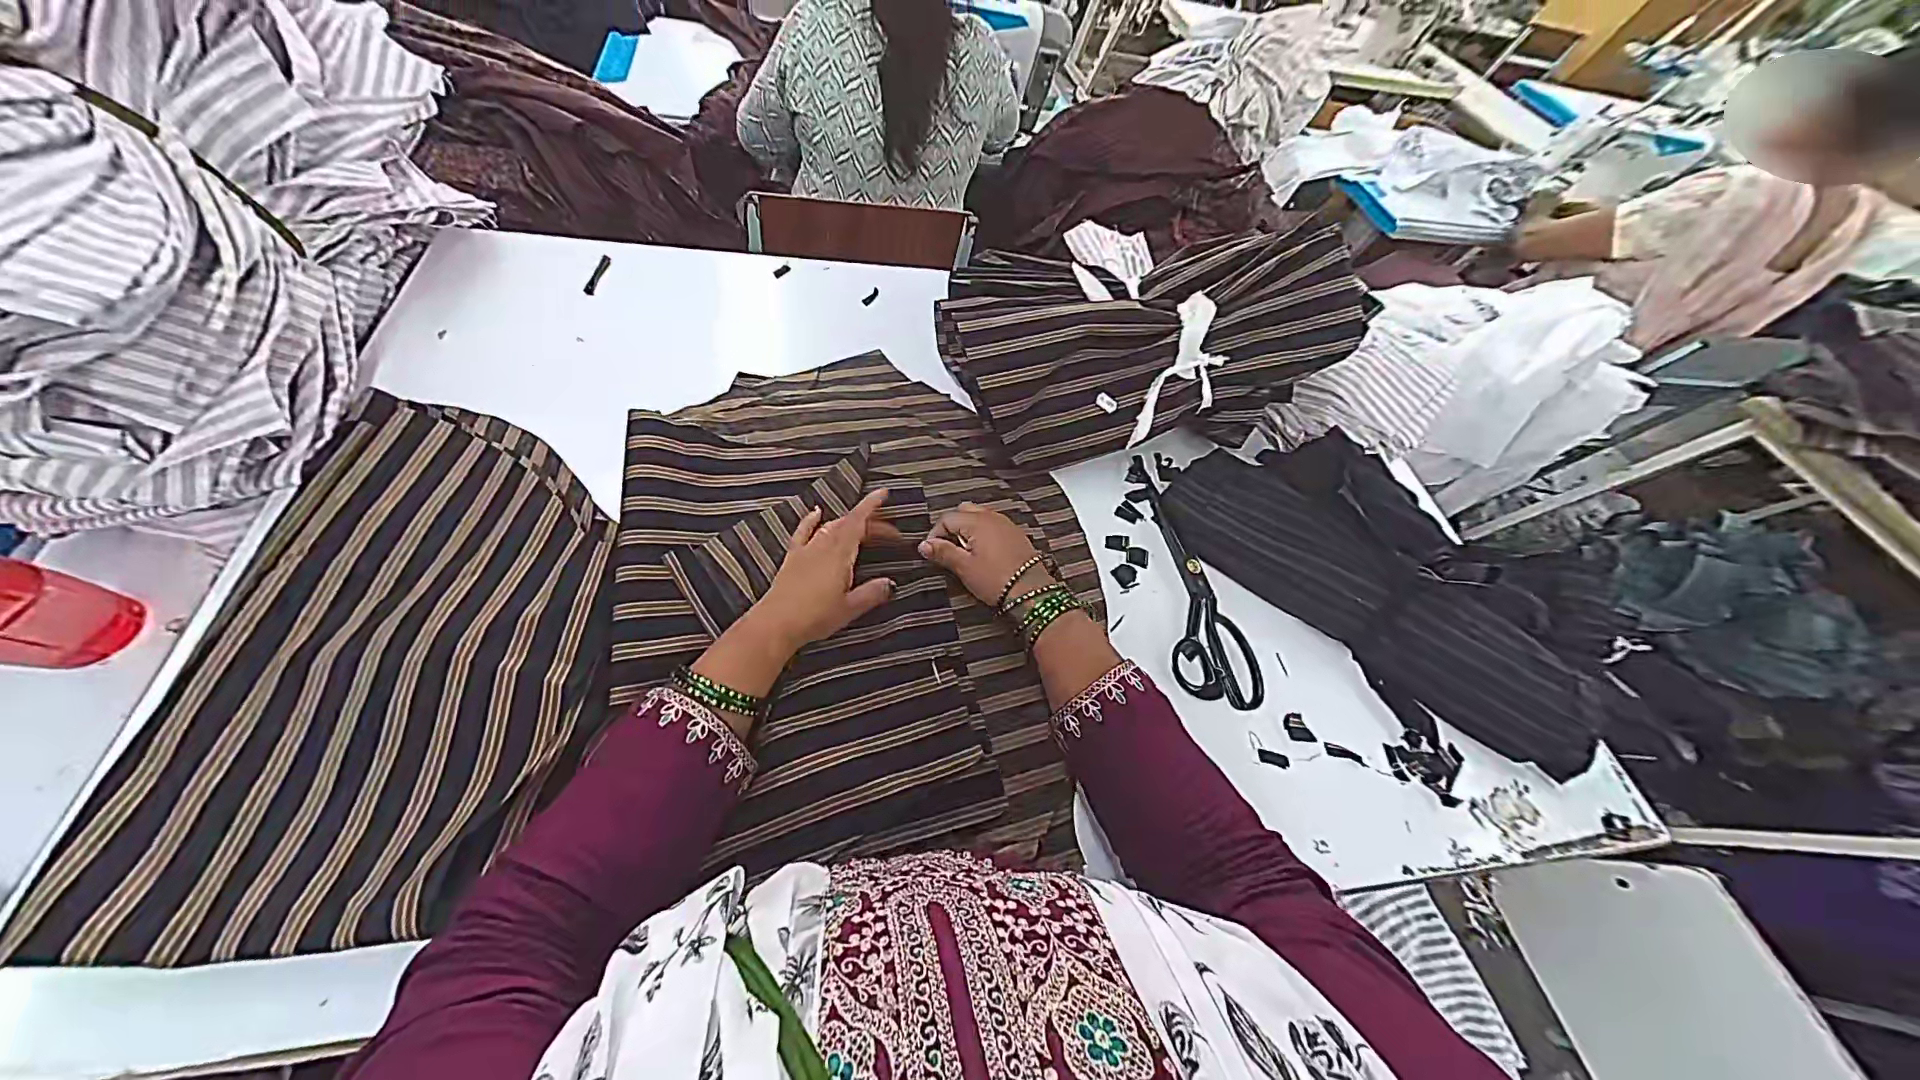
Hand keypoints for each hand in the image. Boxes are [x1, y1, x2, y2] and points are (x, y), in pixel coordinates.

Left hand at [745, 489, 902, 652]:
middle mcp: (822, 546)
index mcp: (839, 555)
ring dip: (846, 522)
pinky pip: (803, 532)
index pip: (858, 522)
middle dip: (868, 521)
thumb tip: (890, 584)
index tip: (883, 493)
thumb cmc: (814, 617)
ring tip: (861, 525)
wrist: (775, 624)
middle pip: (848, 524)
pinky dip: (810, 521)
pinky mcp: (792, 559)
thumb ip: (872, 593)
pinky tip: (815, 513)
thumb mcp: (849, 608)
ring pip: (829, 527)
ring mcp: (805, 551)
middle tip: (887, 529)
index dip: (871, 506)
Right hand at [918, 502, 1051, 608]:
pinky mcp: (1016, 535)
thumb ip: (943, 552)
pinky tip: (983, 553)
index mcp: (977, 521)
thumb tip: (925, 545)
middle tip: (947, 549)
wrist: (1032, 592)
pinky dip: (984, 533)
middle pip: (964, 511)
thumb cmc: (997, 580)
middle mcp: (993, 517)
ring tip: (965, 552)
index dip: (935, 534)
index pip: (947, 518)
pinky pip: (994, 525)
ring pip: (980, 516)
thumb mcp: (964, 567)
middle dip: (952, 527)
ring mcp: (1006, 524)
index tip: (932, 552)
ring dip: (968, 529)